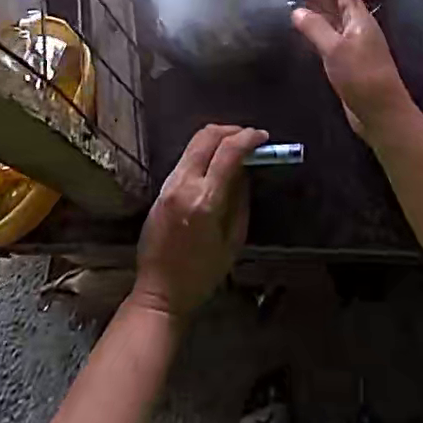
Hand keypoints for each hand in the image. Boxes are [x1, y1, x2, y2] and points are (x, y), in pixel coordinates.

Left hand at [131, 123, 266, 319]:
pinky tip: (216, 165)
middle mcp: (183, 185)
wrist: (159, 292)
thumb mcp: (233, 241)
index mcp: (205, 201)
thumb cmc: (202, 275)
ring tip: (235, 149)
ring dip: (216, 139)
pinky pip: (184, 160)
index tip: (263, 137)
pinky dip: (203, 153)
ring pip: (193, 145)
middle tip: (249, 138)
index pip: (228, 152)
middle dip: (231, 130)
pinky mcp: (160, 190)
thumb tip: (245, 170)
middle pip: (206, 136)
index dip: (248, 138)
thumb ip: (240, 200)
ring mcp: (168, 185)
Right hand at [291, 0, 414, 138]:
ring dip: (320, 15)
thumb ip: (315, 28)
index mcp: (362, 21)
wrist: (380, 112)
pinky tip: (307, 36)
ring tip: (298, 9)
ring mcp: (356, 49)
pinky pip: (333, 42)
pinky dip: (320, 34)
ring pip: (336, 25)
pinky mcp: (350, 65)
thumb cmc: (361, 75)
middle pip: (341, 8)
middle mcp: (360, 31)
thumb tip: (297, 11)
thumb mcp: (335, 48)